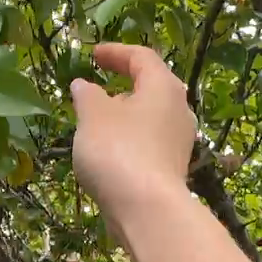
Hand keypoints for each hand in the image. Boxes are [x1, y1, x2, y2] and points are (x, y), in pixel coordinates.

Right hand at [69, 44, 198, 244]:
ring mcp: (178, 141)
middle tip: (96, 92)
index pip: (141, 57)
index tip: (94, 55)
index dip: (116, 53)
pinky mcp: (171, 168)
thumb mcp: (92, 117)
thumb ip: (86, 96)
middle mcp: (178, 109)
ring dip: (123, 117)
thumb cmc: (117, 151)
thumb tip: (83, 85)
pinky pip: (147, 143)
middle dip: (122, 87)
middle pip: (150, 88)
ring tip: (96, 126)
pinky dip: (128, 140)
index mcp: (162, 86)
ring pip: (148, 118)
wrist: (145, 209)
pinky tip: (108, 155)